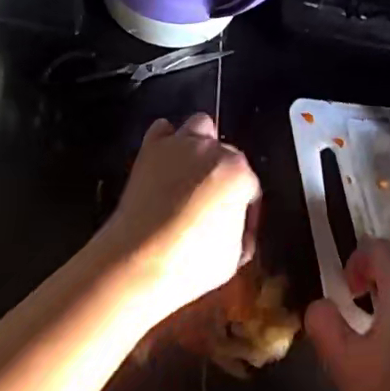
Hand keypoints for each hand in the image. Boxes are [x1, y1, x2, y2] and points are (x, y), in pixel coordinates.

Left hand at [92, 113, 259, 320]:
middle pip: (228, 154)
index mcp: (238, 174)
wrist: (138, 260)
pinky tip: (166, 162)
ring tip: (193, 172)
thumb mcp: (234, 256)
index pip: (251, 186)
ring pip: (200, 126)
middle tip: (212, 203)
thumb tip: (235, 221)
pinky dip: (167, 141)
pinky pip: (163, 130)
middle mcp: (212, 149)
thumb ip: (241, 228)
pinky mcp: (151, 147)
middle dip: (224, 175)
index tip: (238, 226)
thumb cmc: (191, 264)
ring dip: (201, 144)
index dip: (246, 209)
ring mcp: (179, 144)